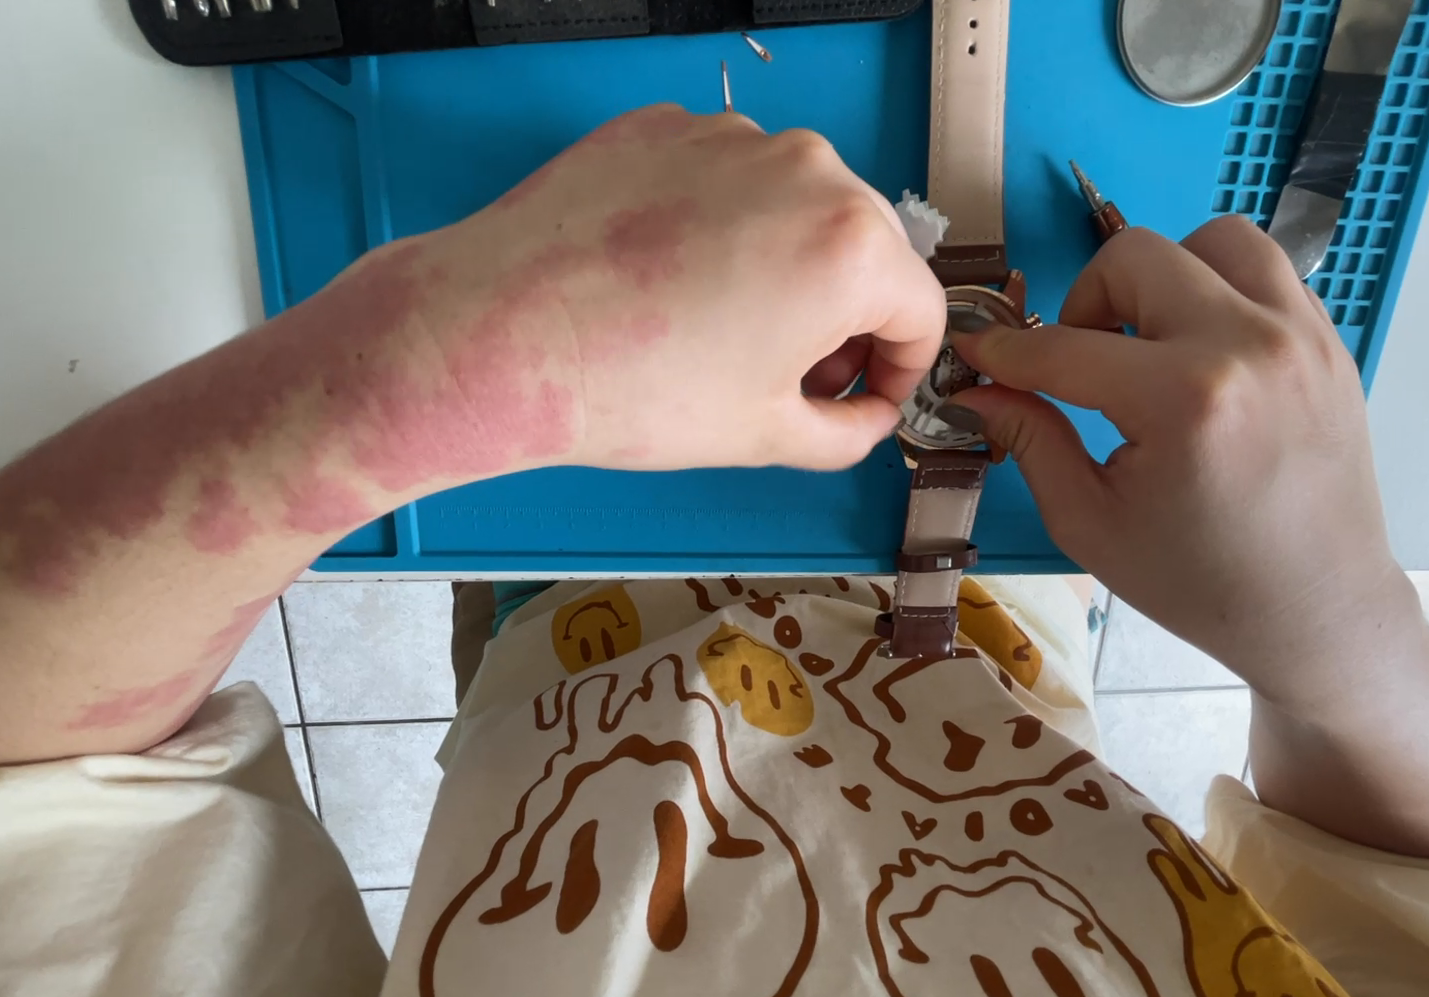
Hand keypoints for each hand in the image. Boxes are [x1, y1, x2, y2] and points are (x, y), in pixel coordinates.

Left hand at [360, 105, 944, 474]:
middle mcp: (808, 170)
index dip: (903, 369)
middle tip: (796, 378)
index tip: (866, 397)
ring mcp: (734, 137)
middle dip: (848, 324)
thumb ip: (848, 433)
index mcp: (850, 247)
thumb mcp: (767, 436)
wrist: (506, 338)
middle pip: (867, 255)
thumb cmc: (641, 394)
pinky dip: (731, 233)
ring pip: (802, 212)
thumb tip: (869, 414)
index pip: (922, 311)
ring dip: (792, 273)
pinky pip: (734, 184)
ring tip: (731, 331)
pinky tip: (679, 282)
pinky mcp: (668, 127)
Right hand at [954, 217, 1419, 709]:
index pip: (1063, 346)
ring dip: (1156, 279)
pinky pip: (1262, 271)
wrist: (1313, 609)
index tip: (972, 350)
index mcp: (1182, 400)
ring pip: (1212, 239)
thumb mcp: (1086, 520)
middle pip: (1136, 257)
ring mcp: (1302, 334)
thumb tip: (976, 391)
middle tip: (1075, 363)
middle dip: (1081, 302)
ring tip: (1142, 345)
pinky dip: (1211, 292)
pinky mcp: (1328, 341)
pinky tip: (1192, 356)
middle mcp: (1249, 344)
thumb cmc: (1190, 579)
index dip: (1001, 349)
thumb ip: (1029, 439)